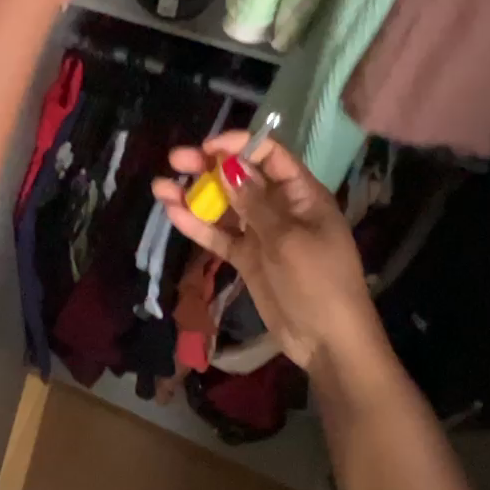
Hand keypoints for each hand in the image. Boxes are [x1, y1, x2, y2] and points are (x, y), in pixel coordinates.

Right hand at [153, 132, 382, 373]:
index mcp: (302, 194)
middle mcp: (280, 207)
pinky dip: (196, 224)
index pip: (269, 155)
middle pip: (240, 176)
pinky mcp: (246, 257)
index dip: (239, 146)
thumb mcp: (287, 239)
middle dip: (207, 166)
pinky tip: (172, 212)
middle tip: (175, 160)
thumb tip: (227, 165)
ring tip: (160, 187)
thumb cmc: (319, 282)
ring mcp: (261, 233)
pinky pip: (218, 234)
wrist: (329, 344)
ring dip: (194, 195)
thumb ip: (254, 202)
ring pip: (223, 205)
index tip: (207, 149)